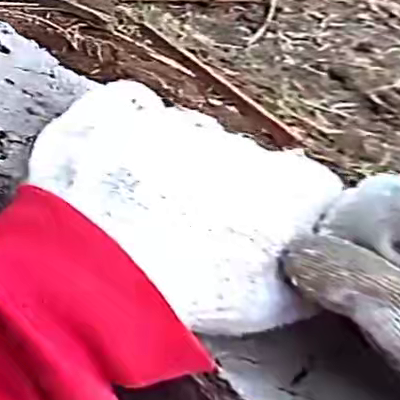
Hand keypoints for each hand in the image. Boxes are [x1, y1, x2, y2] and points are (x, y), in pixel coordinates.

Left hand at [26, 81, 343, 334]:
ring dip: (161, 149)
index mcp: (293, 187)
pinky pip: (124, 99)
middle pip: (230, 151)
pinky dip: (121, 115)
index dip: (267, 204)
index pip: (299, 182)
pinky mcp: (105, 111)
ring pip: (175, 126)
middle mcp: (232, 142)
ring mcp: (163, 121)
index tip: (240, 225)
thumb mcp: (281, 300)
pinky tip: (110, 144)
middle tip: (173, 213)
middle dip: (208, 177)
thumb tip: (300, 243)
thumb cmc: (185, 293)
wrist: (96, 266)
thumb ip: (303, 256)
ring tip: (130, 189)